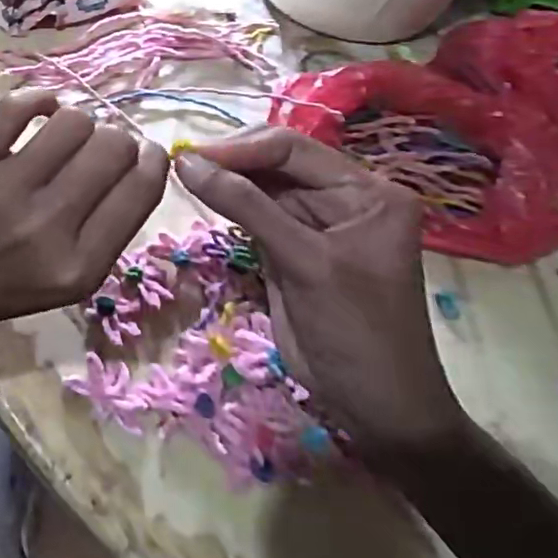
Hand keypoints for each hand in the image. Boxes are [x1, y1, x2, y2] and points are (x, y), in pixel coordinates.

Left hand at [0, 91, 167, 331]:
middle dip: (119, 139)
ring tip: (70, 135)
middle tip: (105, 146)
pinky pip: (19, 107)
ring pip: (73, 121)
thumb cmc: (11, 283)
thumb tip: (144, 159)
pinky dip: (41, 98)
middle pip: (112, 147)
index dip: (154, 161)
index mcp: (80, 265)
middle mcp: (47, 227)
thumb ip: (111, 227)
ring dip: (82, 121)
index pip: (140, 190)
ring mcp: (7, 190)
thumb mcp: (74, 280)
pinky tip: (44, 111)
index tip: (149, 152)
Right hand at [175, 128, 465, 457]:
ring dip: (224, 180)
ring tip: (184, 177)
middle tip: (181, 166)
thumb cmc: (357, 331)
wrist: (376, 409)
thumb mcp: (304, 262)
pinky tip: (202, 196)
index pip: (292, 149)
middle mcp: (341, 196)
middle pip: (274, 161)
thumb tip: (185, 161)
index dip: (239, 148)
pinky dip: (227, 204)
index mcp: (365, 191)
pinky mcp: (290, 243)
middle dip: (229, 160)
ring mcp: (314, 220)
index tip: (190, 156)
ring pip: (259, 183)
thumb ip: (246, 206)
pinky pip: (253, 210)